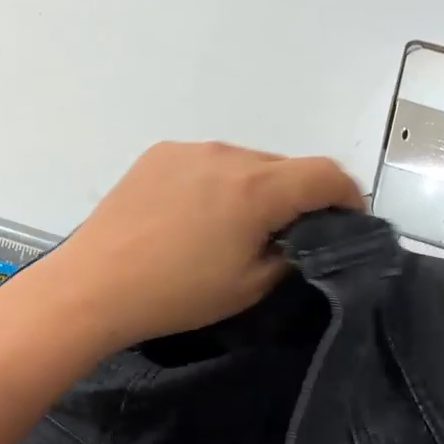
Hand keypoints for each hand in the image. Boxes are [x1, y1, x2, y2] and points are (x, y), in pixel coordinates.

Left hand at [20, 142, 362, 348]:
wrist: (94, 285)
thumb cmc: (177, 294)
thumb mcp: (250, 286)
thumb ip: (291, 253)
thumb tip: (302, 236)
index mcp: (258, 188)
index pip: (326, 174)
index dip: (349, 195)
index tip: (348, 220)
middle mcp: (228, 155)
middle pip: (285, 166)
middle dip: (299, 195)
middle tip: (288, 234)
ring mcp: (190, 149)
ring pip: (246, 162)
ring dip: (256, 187)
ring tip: (235, 227)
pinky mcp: (159, 153)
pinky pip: (208, 161)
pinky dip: (218, 182)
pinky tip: (195, 216)